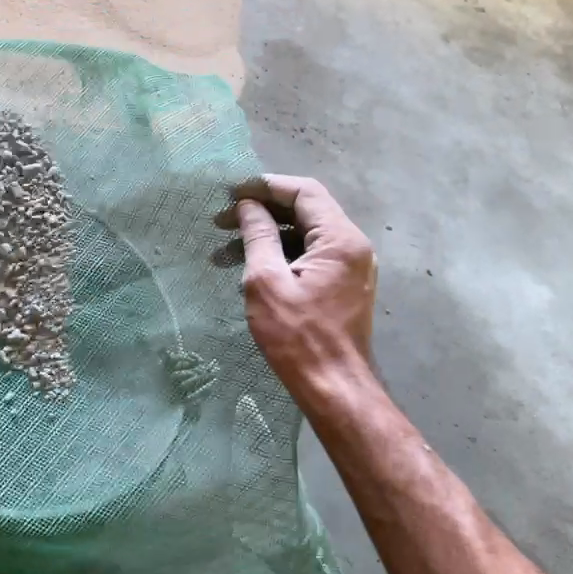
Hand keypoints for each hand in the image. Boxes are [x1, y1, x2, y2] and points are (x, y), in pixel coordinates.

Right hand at [215, 175, 376, 396]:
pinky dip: (277, 254)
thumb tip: (247, 206)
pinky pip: (308, 255)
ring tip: (223, 249)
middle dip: (261, 211)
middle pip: (305, 210)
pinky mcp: (341, 284)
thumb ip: (258, 236)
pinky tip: (246, 267)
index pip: (304, 192)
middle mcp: (352, 246)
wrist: (333, 386)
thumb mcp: (266, 281)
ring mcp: (350, 267)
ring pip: (304, 234)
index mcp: (340, 240)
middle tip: (220, 221)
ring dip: (265, 235)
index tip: (230, 194)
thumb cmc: (297, 335)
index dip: (265, 186)